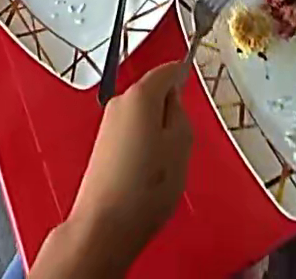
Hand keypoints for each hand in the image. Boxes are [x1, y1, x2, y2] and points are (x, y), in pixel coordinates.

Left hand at [29, 62, 193, 277]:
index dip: (182, 75)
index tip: (192, 85)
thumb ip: (182, 114)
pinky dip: (143, 145)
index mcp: (140, 95)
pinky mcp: (103, 144)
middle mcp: (120, 101)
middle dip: (169, 111)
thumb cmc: (146, 187)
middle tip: (180, 142)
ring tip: (162, 165)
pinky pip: (131, 132)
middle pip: (153, 93)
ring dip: (156, 131)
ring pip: (143, 115)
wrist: (104, 225)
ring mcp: (108, 122)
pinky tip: (147, 174)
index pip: (166, 70)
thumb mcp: (181, 146)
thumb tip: (174, 100)